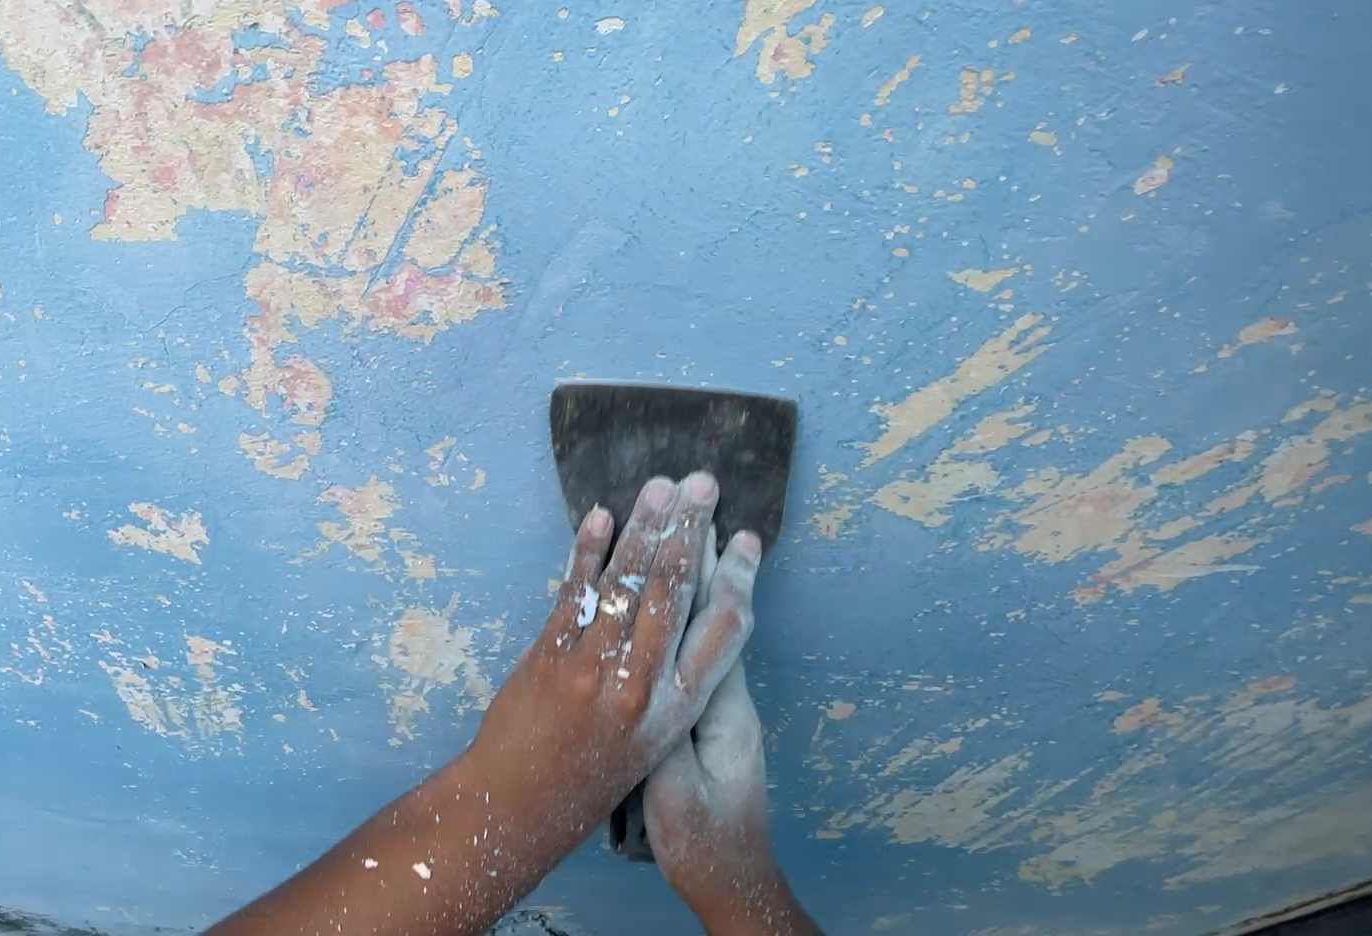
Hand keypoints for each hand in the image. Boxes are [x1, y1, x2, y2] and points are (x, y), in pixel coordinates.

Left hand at [462, 471, 753, 859]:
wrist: (522, 804)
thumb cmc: (592, 774)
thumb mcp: (650, 740)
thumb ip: (667, 681)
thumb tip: (677, 615)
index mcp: (677, 710)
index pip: (722, 630)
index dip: (737, 576)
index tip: (745, 536)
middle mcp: (642, 684)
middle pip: (675, 591)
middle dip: (689, 531)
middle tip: (701, 483)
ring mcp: (594, 666)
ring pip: (627, 583)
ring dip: (644, 528)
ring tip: (660, 486)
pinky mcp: (552, 654)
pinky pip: (574, 591)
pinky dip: (587, 550)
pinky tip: (599, 516)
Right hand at [645, 550, 820, 934]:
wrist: (726, 878)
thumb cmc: (699, 838)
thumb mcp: (674, 793)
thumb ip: (664, 735)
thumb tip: (645, 675)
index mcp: (712, 703)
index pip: (715, 621)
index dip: (712, 569)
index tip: (708, 520)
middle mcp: (714, 686)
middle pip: (709, 604)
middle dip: (705, 547)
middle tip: (700, 493)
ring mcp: (705, 693)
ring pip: (704, 616)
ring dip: (704, 564)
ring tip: (703, 518)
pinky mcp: (691, 704)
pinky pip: (691, 639)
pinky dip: (689, 599)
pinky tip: (673, 576)